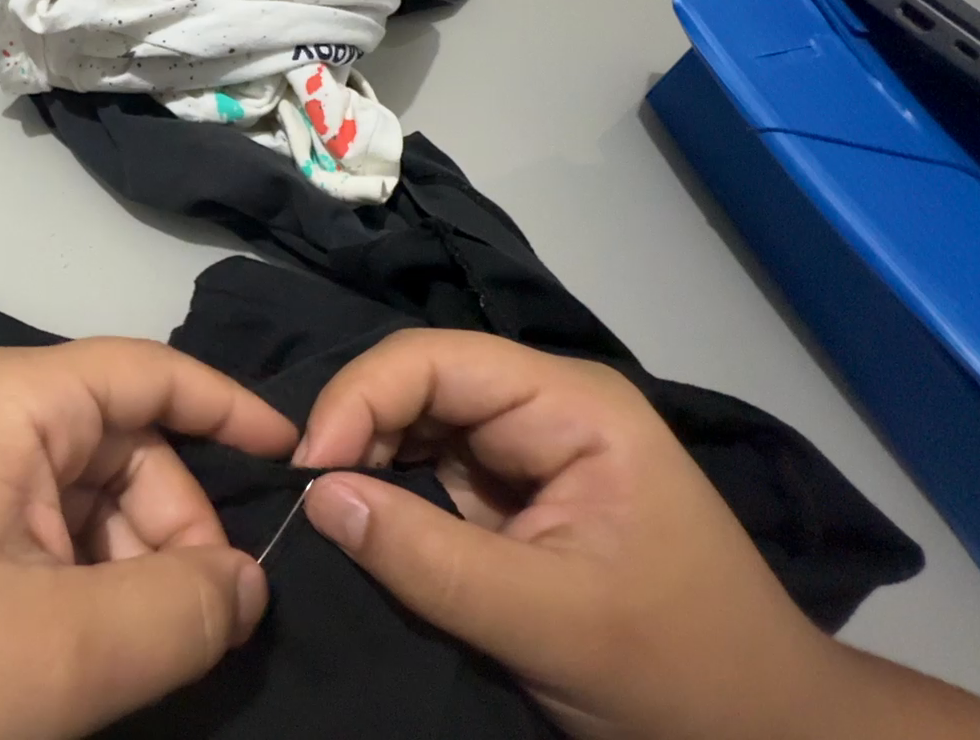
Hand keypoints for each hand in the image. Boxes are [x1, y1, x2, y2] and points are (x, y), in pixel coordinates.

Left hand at [0, 339, 297, 739]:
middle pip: (123, 446)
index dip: (230, 408)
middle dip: (175, 526)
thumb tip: (247, 584)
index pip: (150, 373)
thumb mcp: (61, 649)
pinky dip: (75, 582)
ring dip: (125, 567)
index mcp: (16, 401)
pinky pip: (35, 529)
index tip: (296, 458)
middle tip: (200, 622)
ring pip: (82, 496)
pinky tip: (74, 651)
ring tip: (126, 655)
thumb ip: (181, 610)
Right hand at [292, 329, 979, 739]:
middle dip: (352, 426)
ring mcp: (518, 440)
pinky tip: (357, 511)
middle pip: (414, 379)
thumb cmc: (676, 672)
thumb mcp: (548, 623)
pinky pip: (416, 456)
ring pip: (406, 414)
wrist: (755, 731)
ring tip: (322, 502)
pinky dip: (375, 479)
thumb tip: (315, 494)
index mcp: (570, 406)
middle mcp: (538, 404)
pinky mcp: (498, 479)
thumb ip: (427, 558)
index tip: (310, 469)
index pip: (433, 360)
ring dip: (358, 453)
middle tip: (307, 492)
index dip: (359, 399)